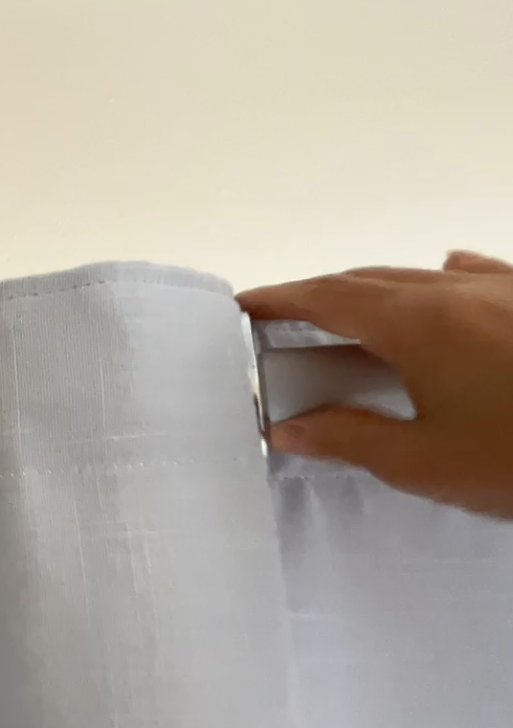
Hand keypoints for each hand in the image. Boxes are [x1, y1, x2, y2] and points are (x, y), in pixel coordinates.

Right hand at [238, 251, 512, 517]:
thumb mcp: (424, 462)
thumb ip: (347, 438)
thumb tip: (289, 428)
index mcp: (421, 325)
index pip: (327, 298)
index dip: (278, 299)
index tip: (240, 306)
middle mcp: (469, 294)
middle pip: (375, 280)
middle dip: (320, 294)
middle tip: (281, 319)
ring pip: (432, 276)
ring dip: (379, 288)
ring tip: (349, 308)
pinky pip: (495, 272)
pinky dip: (456, 271)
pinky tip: (454, 265)